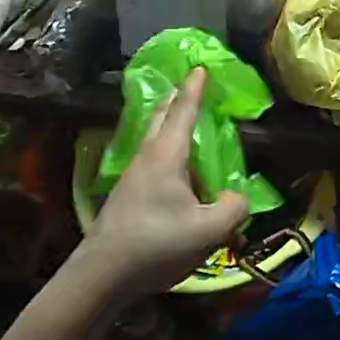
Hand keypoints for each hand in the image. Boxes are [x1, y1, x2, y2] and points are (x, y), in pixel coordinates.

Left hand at [78, 68, 249, 294]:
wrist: (103, 273)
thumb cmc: (157, 244)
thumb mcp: (208, 230)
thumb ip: (233, 209)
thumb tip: (236, 198)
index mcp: (166, 156)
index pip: (183, 112)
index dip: (194, 89)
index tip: (199, 67)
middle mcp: (146, 159)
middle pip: (160, 119)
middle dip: (175, 101)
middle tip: (188, 90)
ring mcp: (132, 177)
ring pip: (153, 142)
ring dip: (169, 130)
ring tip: (188, 135)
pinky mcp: (126, 197)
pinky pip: (151, 164)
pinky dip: (167, 158)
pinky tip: (178, 182)